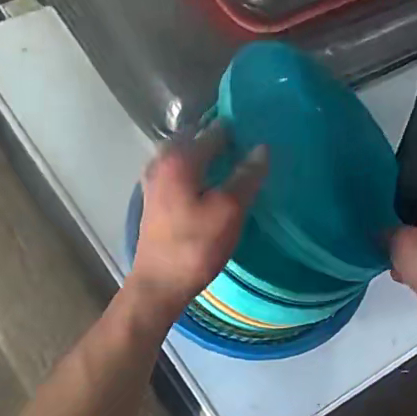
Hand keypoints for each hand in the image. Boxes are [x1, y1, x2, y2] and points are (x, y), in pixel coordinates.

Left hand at [125, 122, 268, 324]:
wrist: (159, 285)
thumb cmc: (195, 247)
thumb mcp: (228, 211)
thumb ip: (246, 177)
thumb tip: (262, 149)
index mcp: (179, 157)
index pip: (216, 130)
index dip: (240, 132)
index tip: (261, 138)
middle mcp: (161, 161)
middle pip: (199, 142)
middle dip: (224, 145)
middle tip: (252, 155)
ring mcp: (155, 182)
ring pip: (190, 161)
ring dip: (212, 163)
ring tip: (238, 173)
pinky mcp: (156, 203)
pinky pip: (183, 178)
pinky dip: (200, 179)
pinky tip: (216, 192)